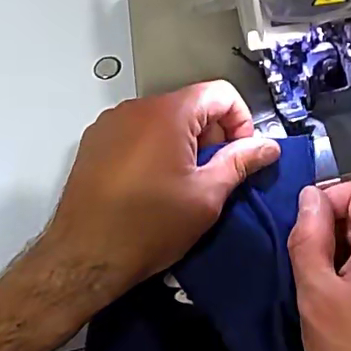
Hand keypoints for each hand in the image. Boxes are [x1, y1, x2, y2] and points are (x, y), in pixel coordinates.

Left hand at [46, 80, 281, 291]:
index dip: (241, 121)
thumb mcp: (207, 196)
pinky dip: (153, 147)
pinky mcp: (94, 140)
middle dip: (212, 134)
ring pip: (164, 118)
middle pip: (191, 104)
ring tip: (181, 184)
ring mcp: (111, 122)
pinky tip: (151, 184)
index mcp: (169, 113)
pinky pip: (137, 131)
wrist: (83, 258)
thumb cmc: (148, 227)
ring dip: (183, 142)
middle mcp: (138, 107)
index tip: (240, 154)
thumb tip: (267, 146)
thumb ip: (240, 162)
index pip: (221, 93)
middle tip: (213, 175)